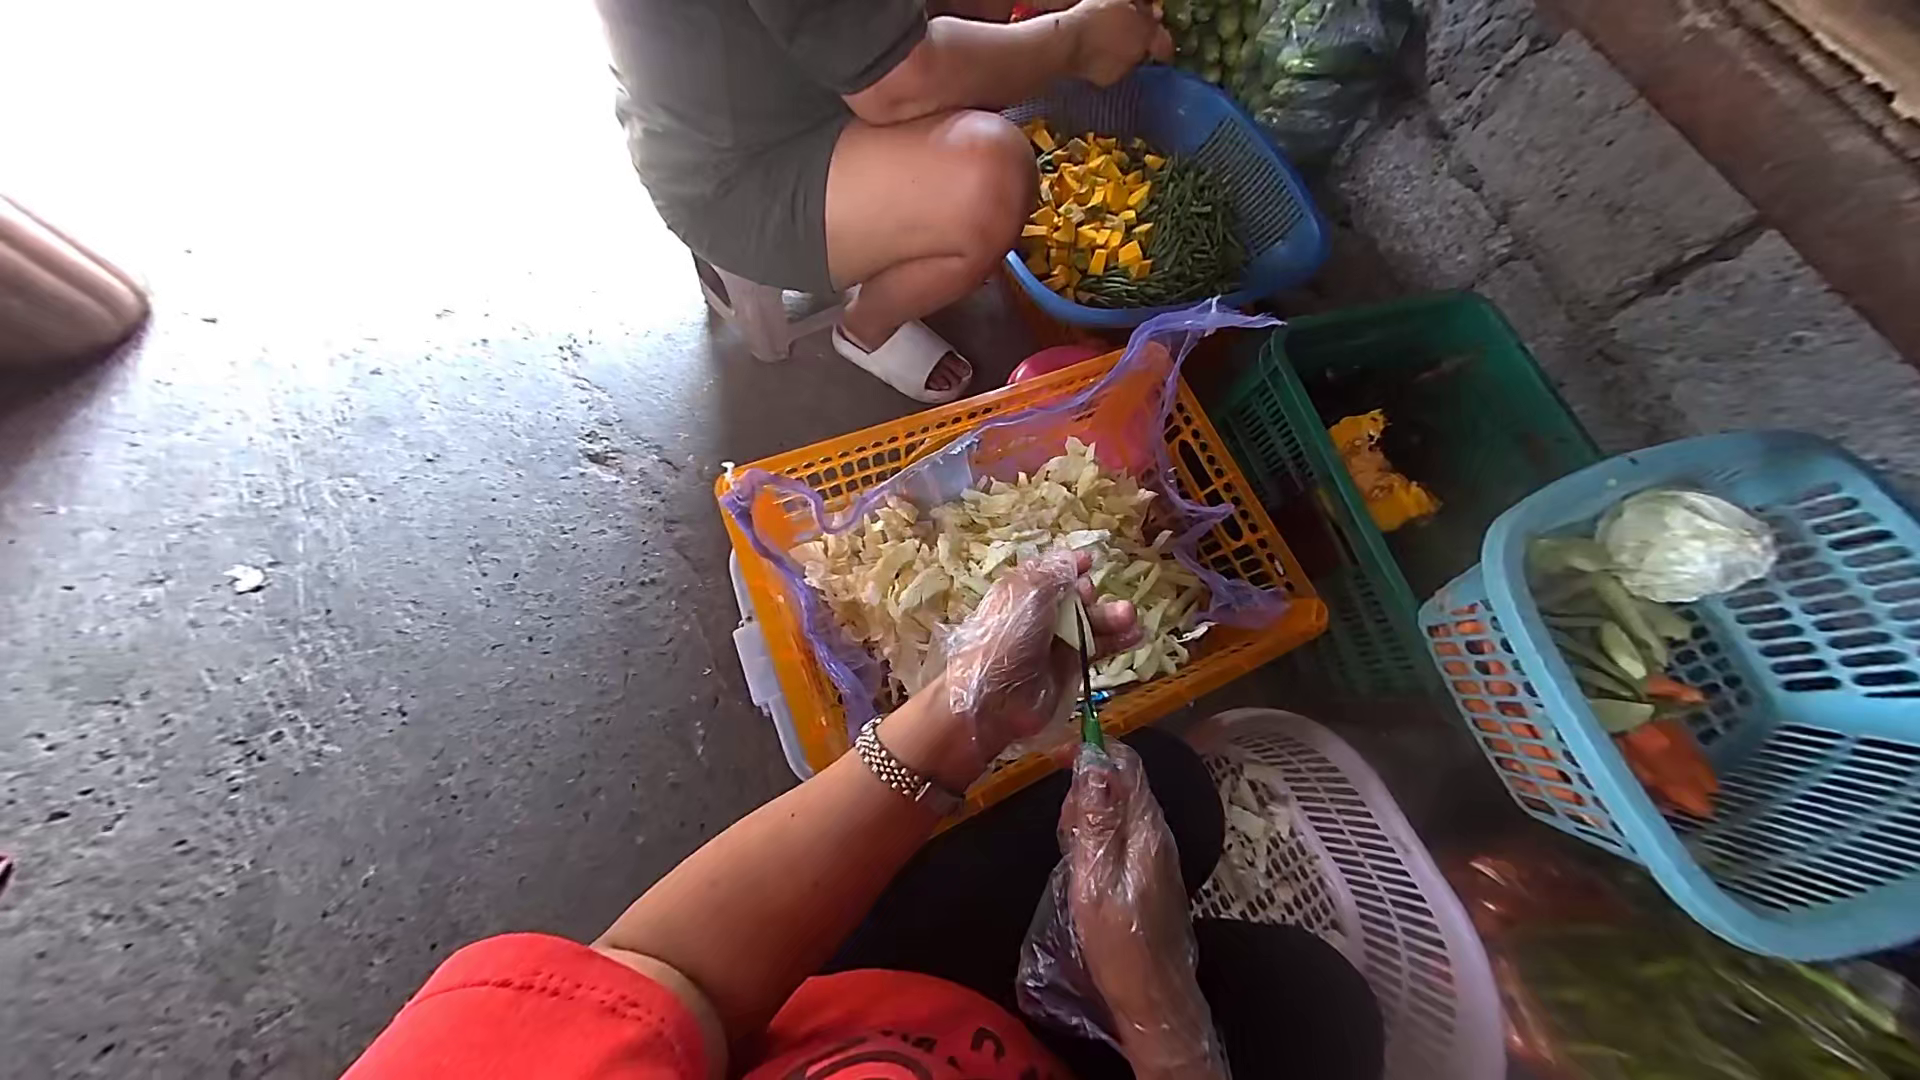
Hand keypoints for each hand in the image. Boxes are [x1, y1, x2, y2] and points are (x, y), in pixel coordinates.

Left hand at [942, 548, 1137, 760]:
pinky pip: (1098, 648)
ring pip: (1091, 622)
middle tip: (1093, 598)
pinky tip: (1135, 634)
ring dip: (1112, 616)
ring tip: (1129, 617)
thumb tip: (1073, 559)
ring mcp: (1056, 641)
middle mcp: (1040, 614)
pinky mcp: (1070, 667)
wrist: (995, 696)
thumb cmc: (1008, 635)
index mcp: (1023, 590)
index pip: (1051, 573)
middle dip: (1091, 594)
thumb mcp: (1028, 593)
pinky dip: (1118, 640)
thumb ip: (1054, 574)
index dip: (1071, 567)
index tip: (1090, 562)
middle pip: (1076, 596)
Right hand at [1062, 0, 1173, 86]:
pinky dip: (1108, 63)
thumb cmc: (1097, 12)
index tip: (1159, 40)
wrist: (1072, 42)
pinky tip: (1098, 53)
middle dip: (1139, 42)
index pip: (1166, 47)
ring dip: (1123, 52)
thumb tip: (1156, 13)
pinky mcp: (1106, 81)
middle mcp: (1138, 56)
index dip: (1164, 44)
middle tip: (1126, 30)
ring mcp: (1122, 71)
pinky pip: (1112, 70)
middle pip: (1144, 51)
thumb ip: (1143, 5)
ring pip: (1128, 61)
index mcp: (1147, 34)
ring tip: (1108, 41)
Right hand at [1064, 743, 1228, 1079]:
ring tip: (1072, 849)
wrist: (1153, 1000)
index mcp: (1145, 827)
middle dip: (1085, 789)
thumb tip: (1094, 761)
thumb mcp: (1095, 876)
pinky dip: (1095, 834)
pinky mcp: (1148, 866)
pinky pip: (1118, 829)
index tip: (1058, 757)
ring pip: (1116, 805)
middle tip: (1067, 828)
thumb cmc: (1120, 941)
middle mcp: (1155, 830)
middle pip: (1119, 780)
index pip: (1126, 763)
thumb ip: (1095, 818)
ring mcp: (1154, 849)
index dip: (1093, 749)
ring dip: (1087, 813)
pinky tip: (1083, 863)